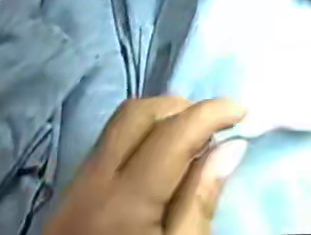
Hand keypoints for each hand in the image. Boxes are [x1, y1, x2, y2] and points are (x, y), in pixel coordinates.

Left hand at [42, 97, 248, 234]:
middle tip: (215, 125)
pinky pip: (106, 144)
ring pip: (118, 123)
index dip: (211, 113)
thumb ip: (200, 202)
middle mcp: (93, 181)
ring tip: (191, 138)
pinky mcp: (68, 196)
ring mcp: (75, 186)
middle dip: (180, 108)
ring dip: (158, 119)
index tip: (242, 110)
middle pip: (138, 114)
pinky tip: (159, 157)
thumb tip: (229, 147)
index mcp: (124, 201)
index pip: (172, 132)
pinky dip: (137, 136)